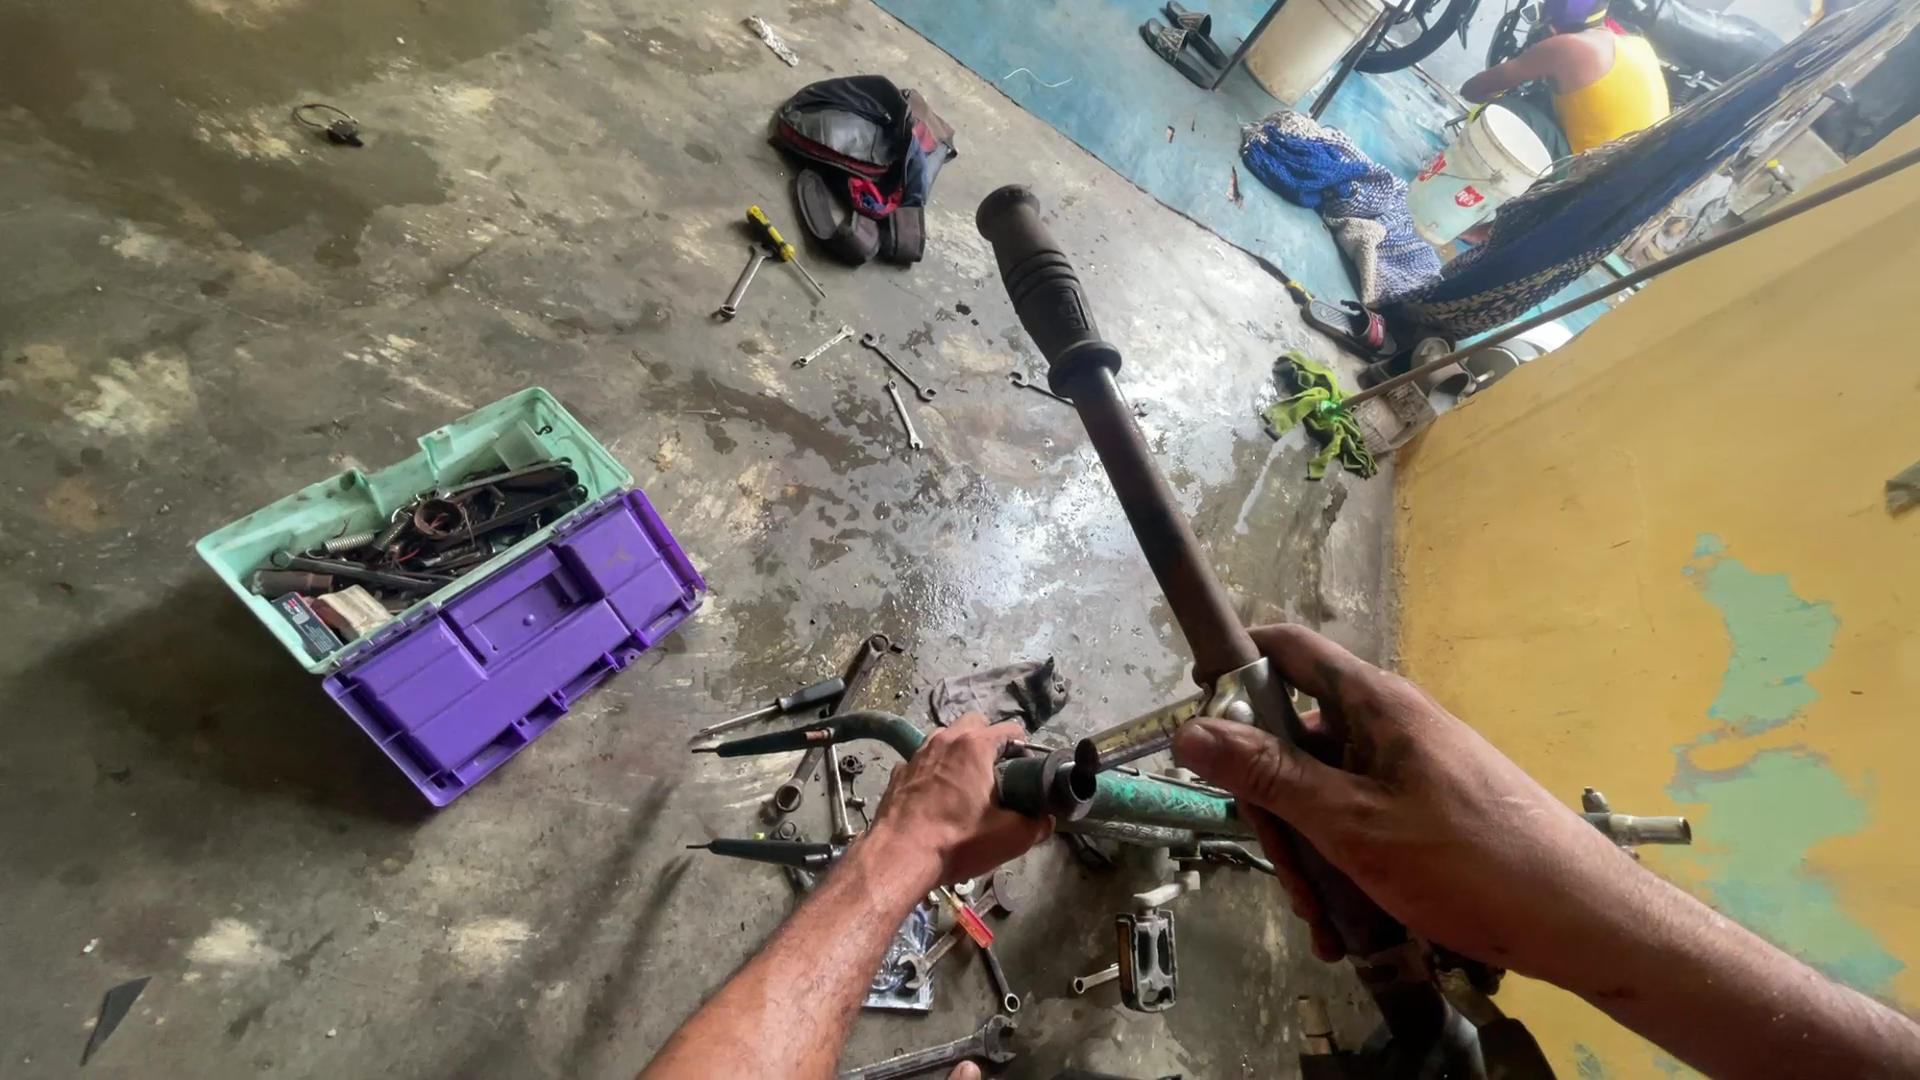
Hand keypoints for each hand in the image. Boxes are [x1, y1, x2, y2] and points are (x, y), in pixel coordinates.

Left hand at [867, 712, 1052, 886]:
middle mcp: (945, 740)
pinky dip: (934, 768)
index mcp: (974, 747)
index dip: (1022, 746)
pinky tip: (936, 794)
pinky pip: (923, 759)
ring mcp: (918, 752)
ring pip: (946, 737)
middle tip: (996, 770)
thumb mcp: (1009, 838)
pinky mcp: (900, 770)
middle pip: (974, 723)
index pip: (1009, 729)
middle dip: (988, 739)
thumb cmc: (956, 842)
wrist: (900, 855)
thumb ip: (1036, 826)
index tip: (1024, 767)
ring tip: (966, 780)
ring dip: (959, 750)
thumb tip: (1047, 820)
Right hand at [1171, 624, 1636, 984]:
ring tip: (1317, 912)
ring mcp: (1401, 765)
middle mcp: (1382, 723)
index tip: (1201, 712)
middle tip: (1279, 862)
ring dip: (1303, 843)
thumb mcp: (1351, 822)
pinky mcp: (1418, 804)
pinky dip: (1336, 858)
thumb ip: (1267, 773)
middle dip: (1269, 797)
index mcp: (1370, 702)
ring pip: (1318, 785)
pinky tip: (1340, 918)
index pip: (1285, 648)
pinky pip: (1352, 815)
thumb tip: (1187, 731)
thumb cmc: (1470, 861)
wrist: (1596, 929)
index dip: (1235, 664)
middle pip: (1292, 733)